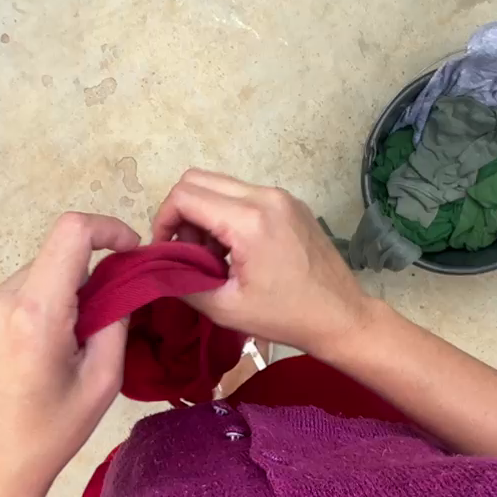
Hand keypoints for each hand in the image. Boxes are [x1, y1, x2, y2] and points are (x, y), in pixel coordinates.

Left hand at [0, 212, 139, 496]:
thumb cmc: (47, 438)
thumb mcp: (101, 383)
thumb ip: (116, 320)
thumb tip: (120, 283)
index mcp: (33, 314)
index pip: (72, 233)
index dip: (108, 230)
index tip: (127, 251)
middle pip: (50, 262)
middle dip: (79, 283)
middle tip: (93, 328)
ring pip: (24, 282)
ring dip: (48, 300)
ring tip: (51, 353)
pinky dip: (20, 315)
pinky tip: (21, 359)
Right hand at [151, 169, 378, 353]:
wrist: (341, 316)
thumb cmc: (284, 316)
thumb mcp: (224, 308)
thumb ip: (182, 283)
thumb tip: (155, 269)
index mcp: (248, 220)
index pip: (184, 196)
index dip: (163, 221)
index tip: (165, 252)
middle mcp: (265, 196)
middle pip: (198, 180)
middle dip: (181, 214)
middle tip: (186, 252)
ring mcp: (281, 196)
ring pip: (220, 185)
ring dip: (203, 215)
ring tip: (211, 256)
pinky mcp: (290, 203)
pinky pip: (243, 195)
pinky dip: (226, 215)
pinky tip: (235, 251)